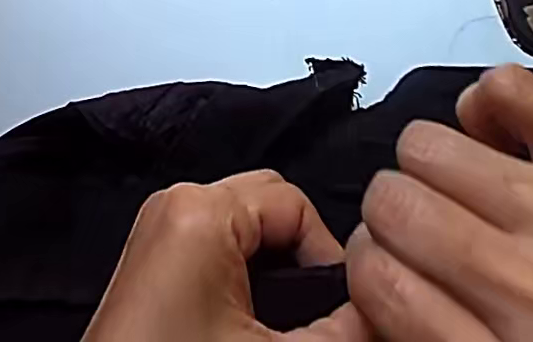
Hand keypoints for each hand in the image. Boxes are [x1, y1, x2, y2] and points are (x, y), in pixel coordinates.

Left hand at [83, 170, 371, 341]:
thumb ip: (342, 330)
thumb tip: (380, 315)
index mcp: (200, 211)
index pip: (297, 204)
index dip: (329, 258)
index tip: (343, 309)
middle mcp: (174, 206)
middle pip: (271, 207)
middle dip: (302, 261)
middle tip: (317, 319)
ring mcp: (158, 233)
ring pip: (248, 228)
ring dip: (276, 272)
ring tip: (282, 327)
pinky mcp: (152, 264)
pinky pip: (219, 247)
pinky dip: (245, 279)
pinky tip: (248, 326)